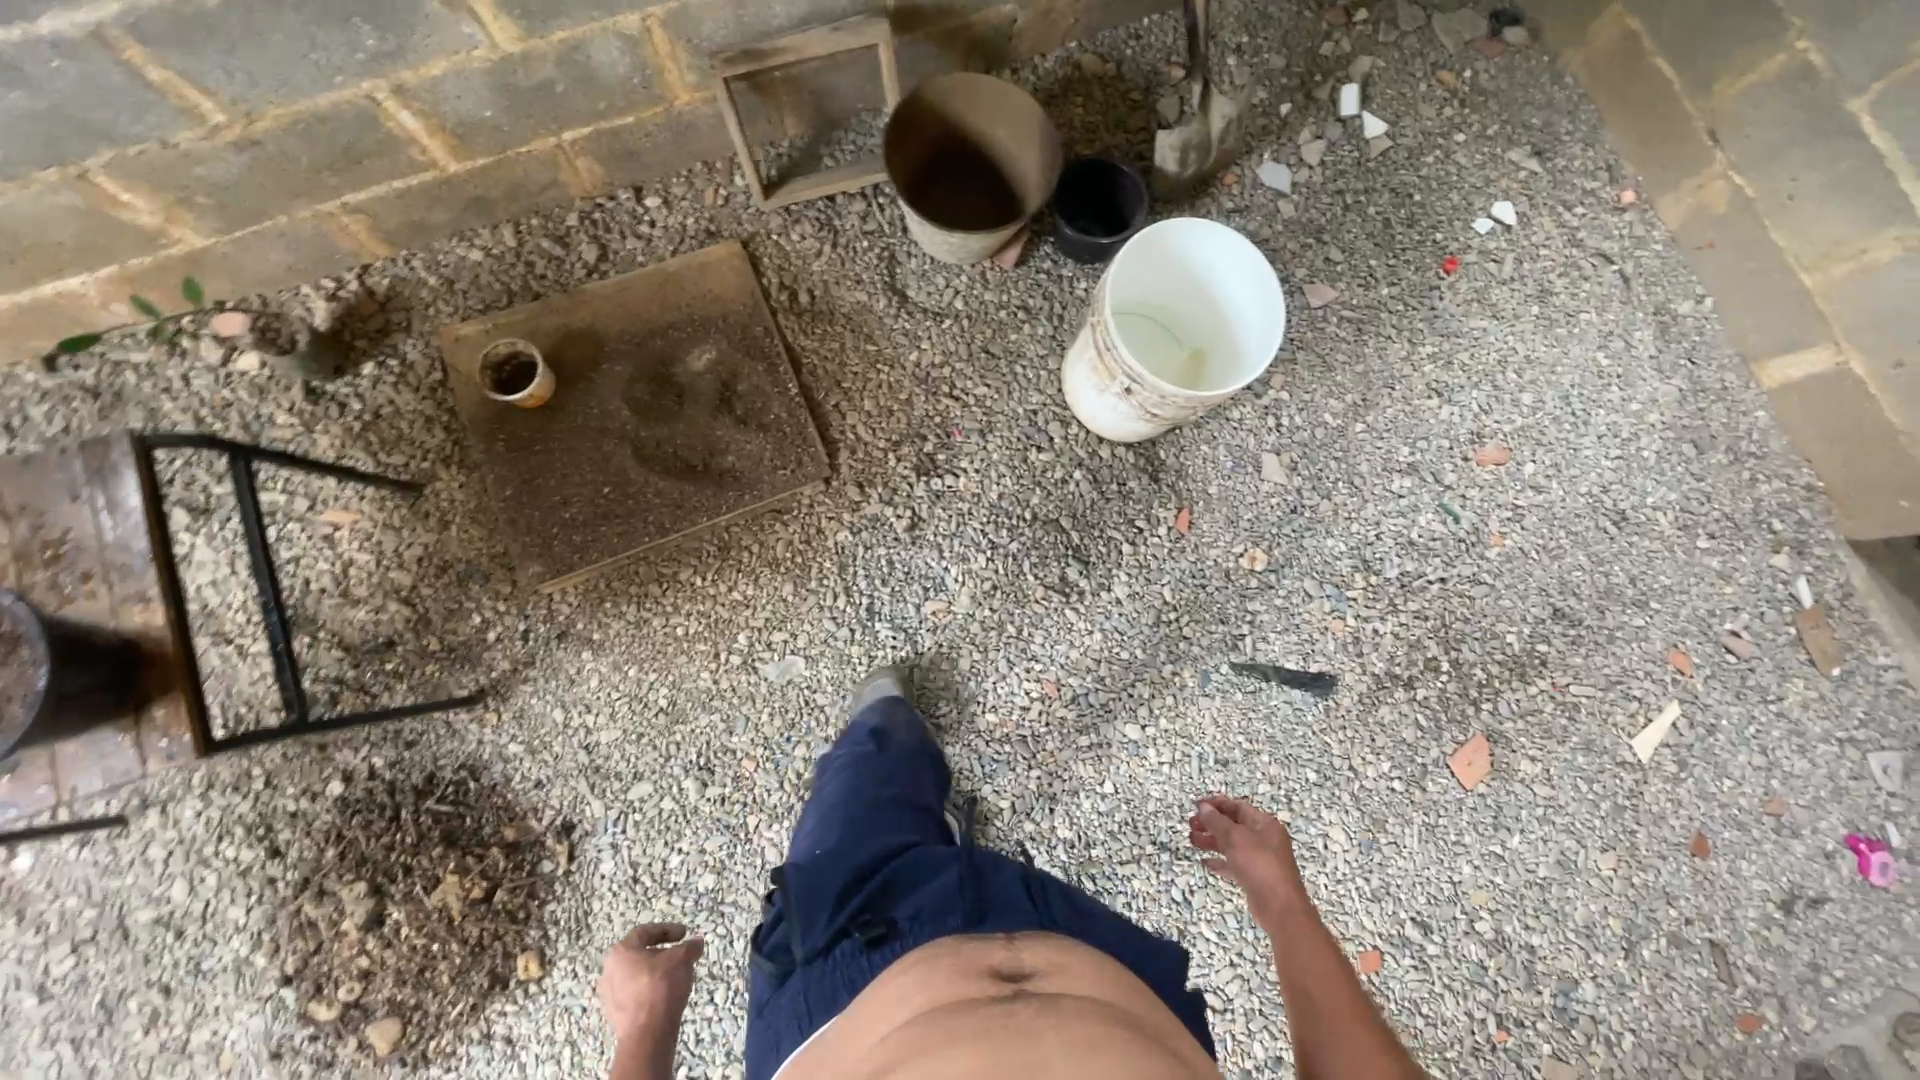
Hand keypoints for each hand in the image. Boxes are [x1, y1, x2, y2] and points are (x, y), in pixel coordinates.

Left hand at [598, 922, 704, 1045]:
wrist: (646, 1034)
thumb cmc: (660, 987)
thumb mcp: (681, 959)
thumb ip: (689, 947)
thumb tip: (696, 943)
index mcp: (620, 952)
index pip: (645, 932)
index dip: (667, 930)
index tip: (684, 934)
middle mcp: (609, 971)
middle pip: (639, 954)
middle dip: (662, 953)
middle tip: (681, 955)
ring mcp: (610, 995)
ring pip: (637, 975)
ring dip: (657, 972)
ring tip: (676, 976)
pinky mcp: (615, 1014)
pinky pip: (635, 994)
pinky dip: (651, 990)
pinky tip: (666, 995)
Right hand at [1188, 796, 1306, 927]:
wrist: (1279, 907)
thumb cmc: (1259, 865)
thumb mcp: (1235, 838)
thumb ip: (1217, 821)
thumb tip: (1203, 807)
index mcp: (1264, 824)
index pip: (1238, 807)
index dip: (1216, 804)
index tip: (1196, 806)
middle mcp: (1264, 839)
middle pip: (1233, 826)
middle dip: (1211, 823)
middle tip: (1191, 824)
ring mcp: (1260, 859)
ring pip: (1232, 845)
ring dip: (1211, 841)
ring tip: (1192, 840)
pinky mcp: (1254, 877)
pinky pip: (1234, 864)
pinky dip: (1220, 861)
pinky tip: (1205, 862)